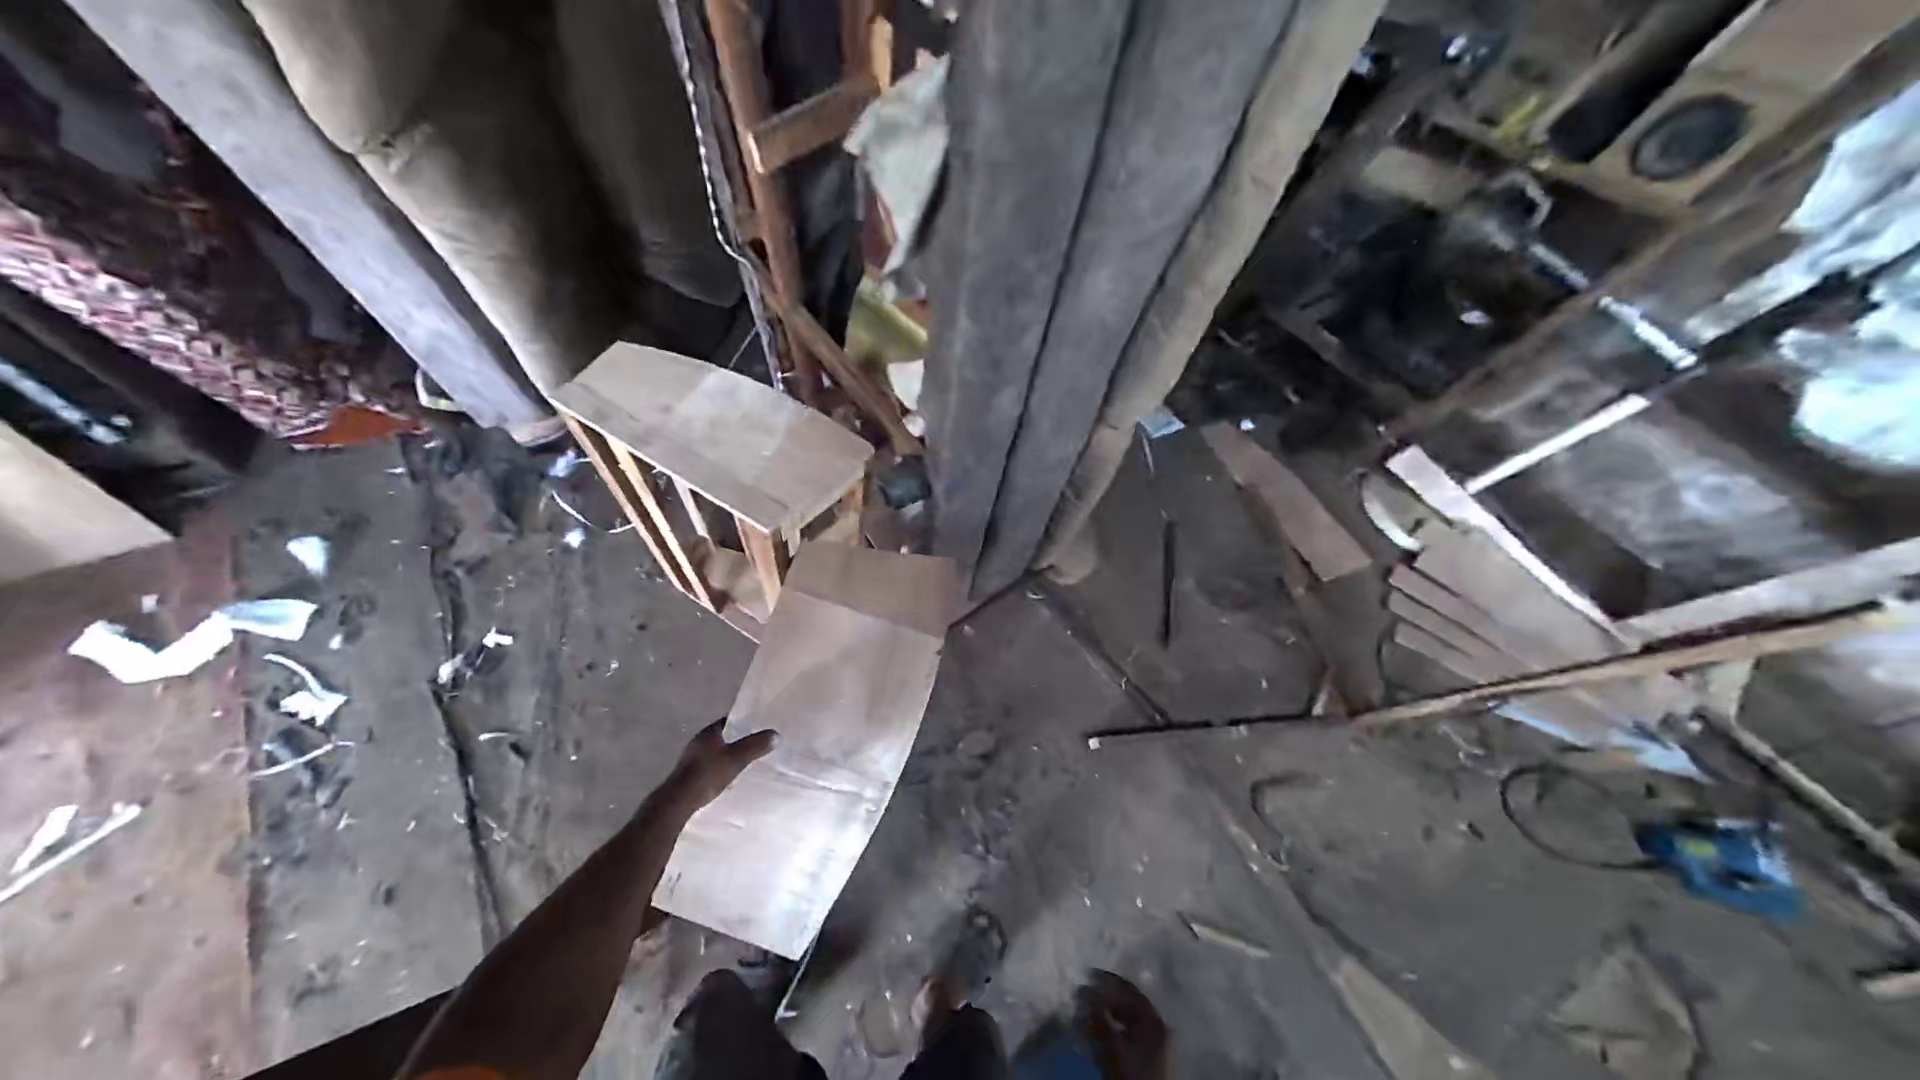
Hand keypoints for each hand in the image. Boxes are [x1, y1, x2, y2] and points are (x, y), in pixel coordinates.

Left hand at [654, 718, 777, 816]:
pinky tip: (728, 776)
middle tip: (756, 744)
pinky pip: (709, 765)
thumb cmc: (707, 774)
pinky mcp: (688, 774)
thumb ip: (755, 746)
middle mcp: (698, 742)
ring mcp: (691, 758)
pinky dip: (720, 767)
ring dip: (728, 755)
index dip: (743, 722)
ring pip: (715, 751)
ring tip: (745, 761)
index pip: (728, 720)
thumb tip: (775, 734)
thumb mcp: (737, 759)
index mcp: (708, 732)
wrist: (678, 802)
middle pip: (722, 736)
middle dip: (738, 740)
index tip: (758, 727)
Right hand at [1079, 969, 1167, 1079]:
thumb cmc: (1132, 1076)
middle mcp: (1160, 1029)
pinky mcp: (1151, 1060)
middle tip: (1084, 1000)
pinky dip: (1114, 1035)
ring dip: (1107, 1019)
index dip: (1109, 982)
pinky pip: (1130, 1038)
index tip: (1088, 976)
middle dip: (1105, 1002)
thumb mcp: (1112, 1045)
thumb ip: (1100, 1015)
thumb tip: (1088, 993)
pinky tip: (1097, 1038)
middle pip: (1129, 1007)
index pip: (1131, 991)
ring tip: (1087, 1019)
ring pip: (1128, 1023)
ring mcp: (1158, 1046)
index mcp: (1155, 1022)